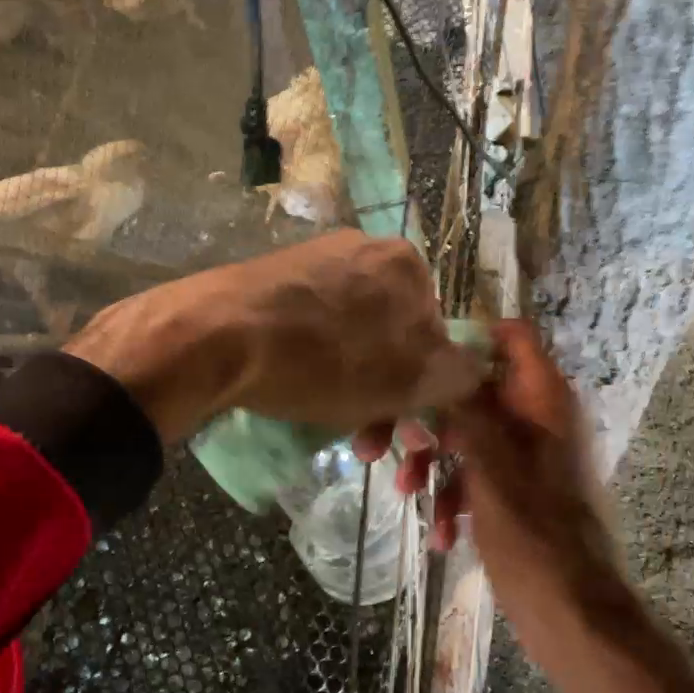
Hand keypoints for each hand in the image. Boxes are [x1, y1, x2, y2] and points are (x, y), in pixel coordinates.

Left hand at [67, 231, 485, 442]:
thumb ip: (458, 372)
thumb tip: (476, 369)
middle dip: (388, 395)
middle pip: (394, 335)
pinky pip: (313, 328)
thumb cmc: (326, 357)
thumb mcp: (408, 378)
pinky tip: (298, 395)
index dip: (428, 387)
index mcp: (404, 261)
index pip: (438, 330)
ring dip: (354, 389)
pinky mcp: (273, 279)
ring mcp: (314, 260)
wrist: (217, 335)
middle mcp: (363, 248)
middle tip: (370, 444)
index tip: (409, 430)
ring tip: (333, 431)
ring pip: (353, 336)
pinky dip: (316, 365)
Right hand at [373, 320, 693, 692]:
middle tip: (384, 437)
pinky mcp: (518, 491)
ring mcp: (528, 455)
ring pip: (469, 435)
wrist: (574, 614)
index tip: (419, 356)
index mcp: (544, 397)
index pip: (512, 337)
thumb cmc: (534, 531)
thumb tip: (440, 354)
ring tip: (407, 492)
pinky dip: (456, 496)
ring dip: (434, 461)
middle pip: (475, 391)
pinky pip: (479, 473)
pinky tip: (441, 535)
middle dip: (429, 416)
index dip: (467, 337)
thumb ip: (464, 405)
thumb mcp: (491, 462)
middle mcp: (537, 416)